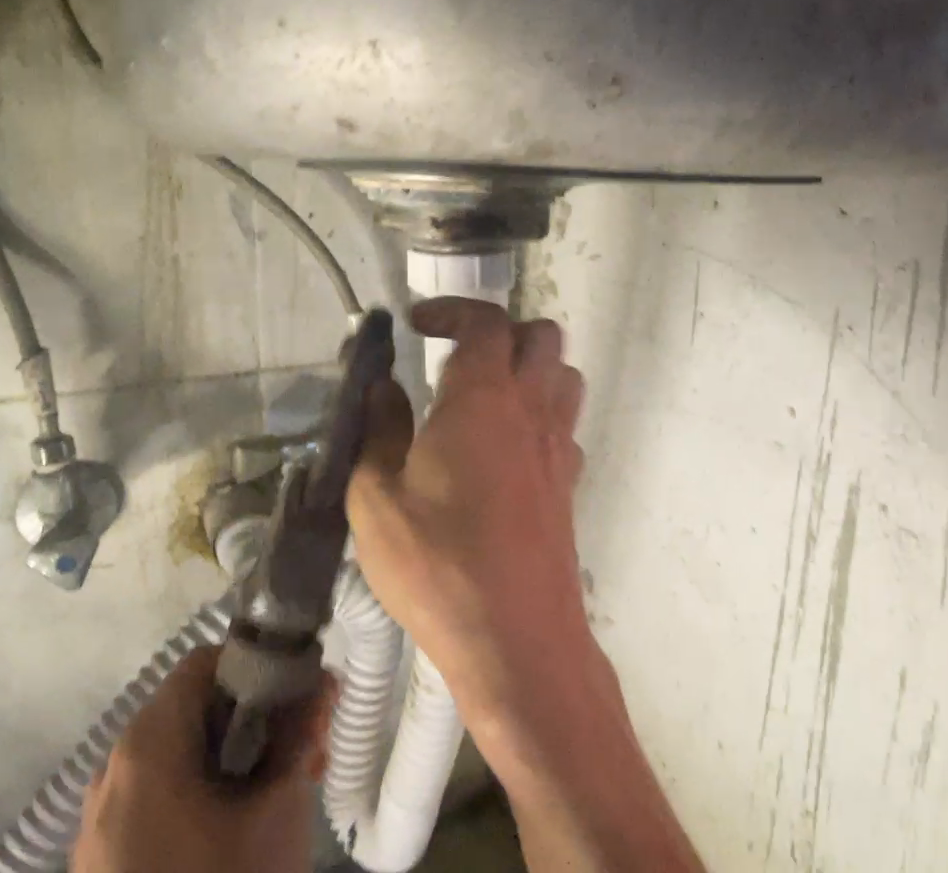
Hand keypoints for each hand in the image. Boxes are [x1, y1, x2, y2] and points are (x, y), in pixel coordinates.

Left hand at [72, 649, 330, 872]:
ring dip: (240, 757)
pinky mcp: (106, 856)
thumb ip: (301, 733)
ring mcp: (102, 816)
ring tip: (287, 788)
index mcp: (146, 743)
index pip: (207, 662)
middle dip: (260, 719)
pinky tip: (244, 824)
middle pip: (196, 710)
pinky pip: (160, 797)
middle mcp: (112, 768)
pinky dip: (206, 793)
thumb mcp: (278, 806)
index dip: (262, 667)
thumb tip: (323, 681)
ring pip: (182, 755)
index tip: (305, 696)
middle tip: (308, 749)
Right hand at [346, 298, 592, 723]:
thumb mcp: (377, 498)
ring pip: (563, 376)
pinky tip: (504, 452)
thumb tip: (382, 386)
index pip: (485, 322)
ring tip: (482, 398)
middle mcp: (533, 410)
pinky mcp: (570, 486)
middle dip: (499, 331)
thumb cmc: (437, 565)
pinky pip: (565, 426)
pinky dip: (540, 416)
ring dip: (529, 369)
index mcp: (484, 398)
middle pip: (542, 336)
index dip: (451, 310)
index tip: (416, 323)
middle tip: (453, 358)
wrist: (516, 636)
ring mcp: (560, 448)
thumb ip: (378, 429)